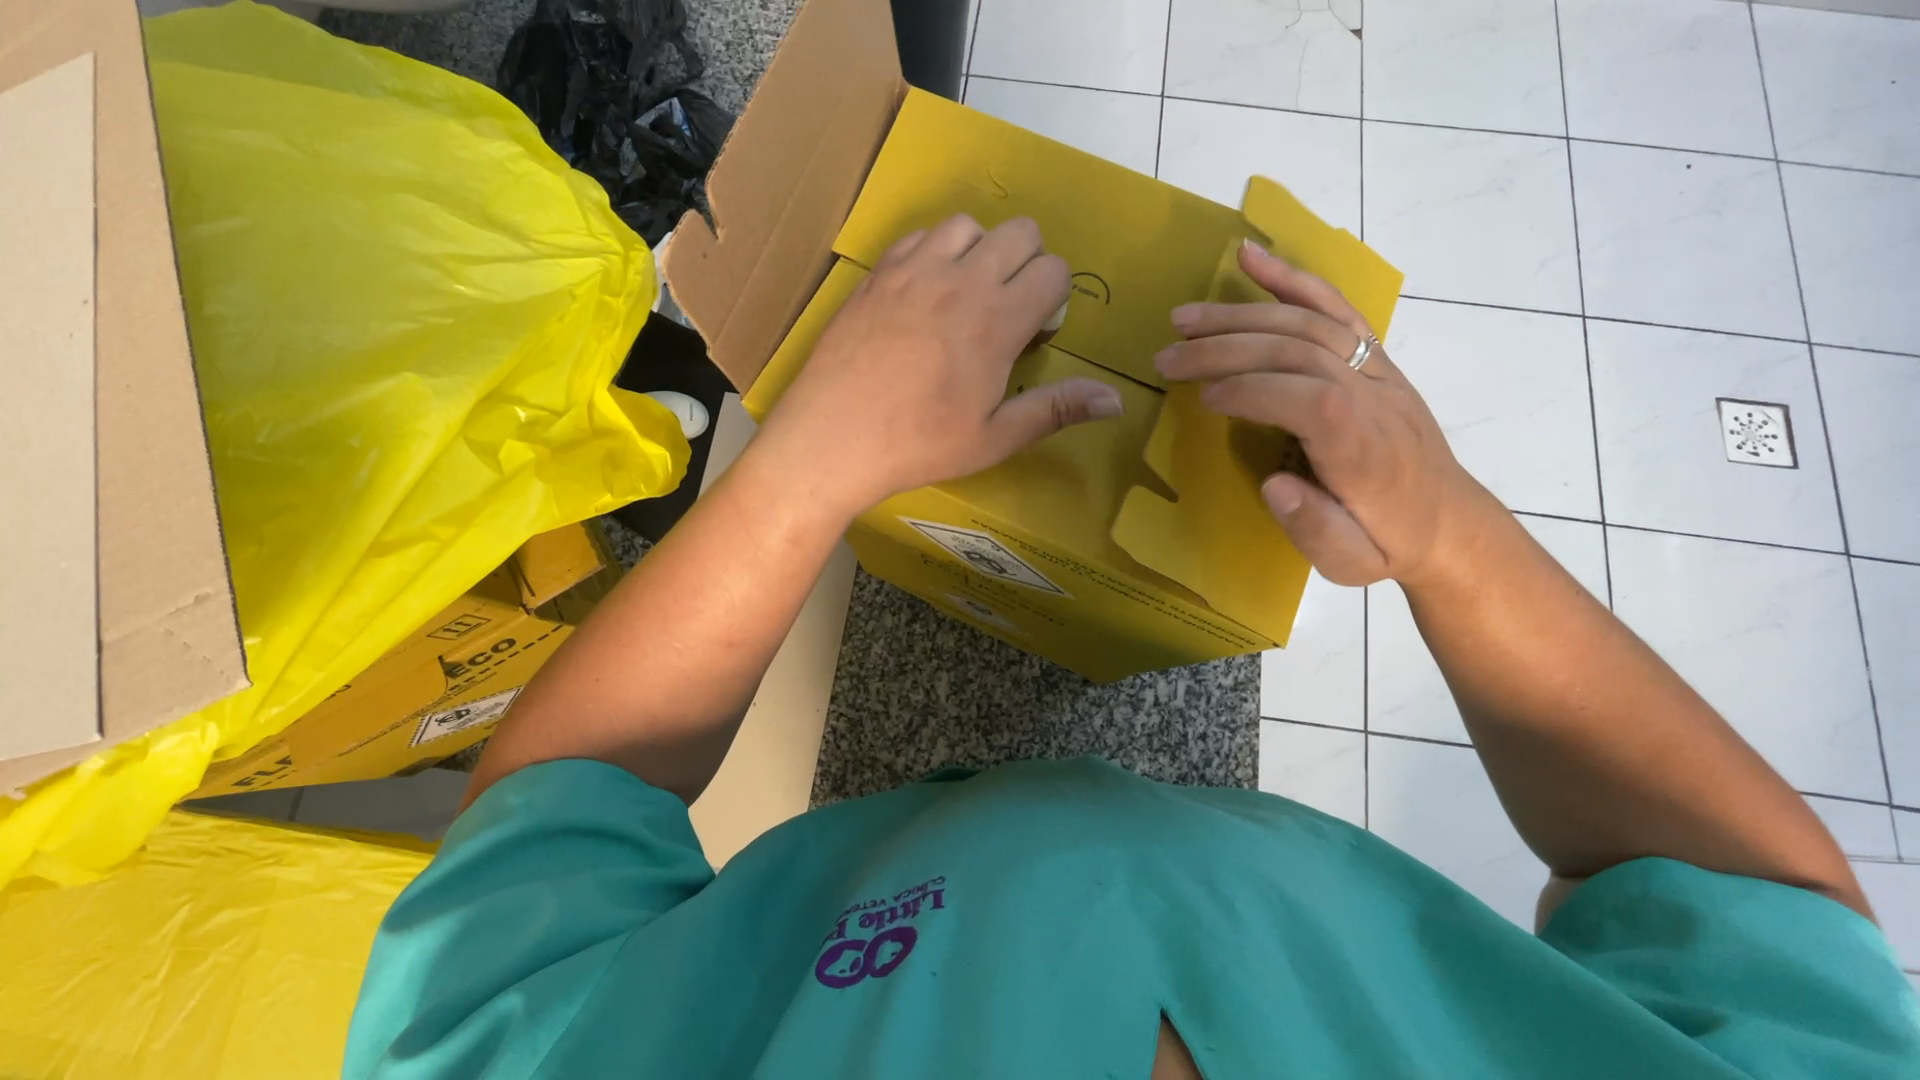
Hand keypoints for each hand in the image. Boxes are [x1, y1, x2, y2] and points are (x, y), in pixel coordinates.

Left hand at [756, 215, 1123, 514]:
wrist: (834, 437)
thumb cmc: (919, 444)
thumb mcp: (994, 438)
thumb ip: (1055, 409)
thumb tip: (1116, 401)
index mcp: (997, 321)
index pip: (1053, 271)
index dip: (1054, 298)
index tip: (1033, 333)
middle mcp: (962, 280)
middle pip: (1021, 233)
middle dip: (1028, 264)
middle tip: (1007, 309)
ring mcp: (916, 270)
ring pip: (969, 225)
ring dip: (981, 250)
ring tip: (966, 294)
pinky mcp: (879, 272)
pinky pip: (920, 234)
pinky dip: (935, 251)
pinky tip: (925, 291)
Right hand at [1153, 242, 1496, 587]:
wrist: (1447, 520)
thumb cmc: (1388, 543)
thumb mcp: (1352, 562)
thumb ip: (1315, 529)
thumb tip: (1273, 485)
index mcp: (1364, 449)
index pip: (1309, 399)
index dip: (1253, 390)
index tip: (1203, 401)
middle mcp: (1373, 396)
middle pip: (1298, 350)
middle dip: (1225, 349)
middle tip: (1167, 358)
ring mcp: (1375, 369)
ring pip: (1306, 323)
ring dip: (1240, 315)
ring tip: (1183, 318)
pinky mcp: (1372, 357)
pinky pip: (1334, 307)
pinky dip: (1291, 279)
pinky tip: (1250, 258)